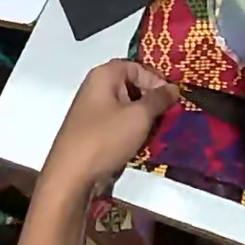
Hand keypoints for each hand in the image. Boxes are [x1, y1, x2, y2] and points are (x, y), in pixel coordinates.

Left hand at [42, 61, 177, 198]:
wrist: (71, 177)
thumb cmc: (106, 138)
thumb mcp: (139, 116)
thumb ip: (160, 99)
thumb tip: (173, 88)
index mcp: (104, 75)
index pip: (137, 67)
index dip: (156, 79)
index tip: (171, 98)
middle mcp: (96, 88)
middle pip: (131, 85)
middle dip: (152, 99)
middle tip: (168, 114)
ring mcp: (92, 110)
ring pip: (126, 106)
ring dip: (144, 117)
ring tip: (158, 130)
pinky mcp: (92, 131)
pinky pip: (118, 123)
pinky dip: (132, 129)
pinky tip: (142, 142)